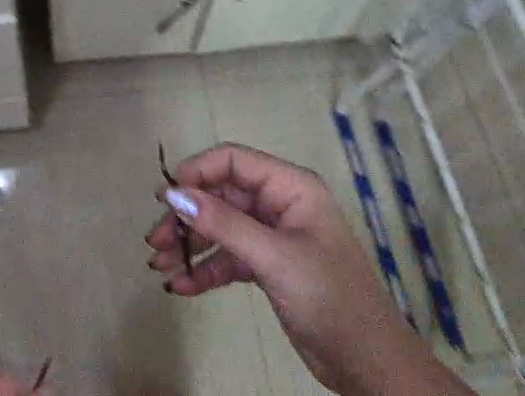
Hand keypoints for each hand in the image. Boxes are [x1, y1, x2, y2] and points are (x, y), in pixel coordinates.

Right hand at [145, 144, 424, 395]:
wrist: (369, 363)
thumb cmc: (329, 298)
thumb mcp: (274, 258)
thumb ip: (224, 224)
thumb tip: (175, 194)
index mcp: (292, 187)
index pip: (234, 161)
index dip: (197, 173)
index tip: (165, 197)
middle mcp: (281, 204)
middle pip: (221, 196)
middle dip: (187, 217)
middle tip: (155, 243)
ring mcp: (274, 237)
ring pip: (220, 228)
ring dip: (190, 245)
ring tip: (160, 267)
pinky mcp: (269, 267)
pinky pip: (228, 258)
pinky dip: (205, 269)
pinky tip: (181, 286)